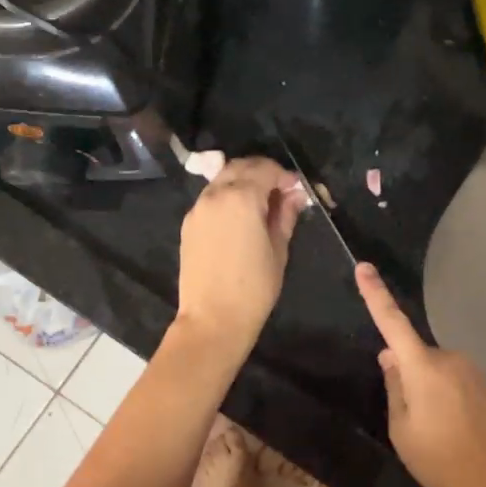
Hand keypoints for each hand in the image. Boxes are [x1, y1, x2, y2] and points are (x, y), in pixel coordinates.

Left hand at [175, 157, 303, 351]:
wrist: (212, 319)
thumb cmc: (254, 287)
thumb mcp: (279, 249)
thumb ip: (285, 215)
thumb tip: (295, 196)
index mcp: (242, 197)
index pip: (265, 169)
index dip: (284, 176)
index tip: (296, 190)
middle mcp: (216, 194)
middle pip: (240, 167)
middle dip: (262, 173)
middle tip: (280, 193)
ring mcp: (198, 208)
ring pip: (222, 179)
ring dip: (243, 183)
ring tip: (261, 206)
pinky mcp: (188, 224)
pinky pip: (211, 198)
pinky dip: (227, 197)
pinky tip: (240, 219)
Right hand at [355, 263, 485, 486]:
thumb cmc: (444, 460)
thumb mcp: (403, 432)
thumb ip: (394, 389)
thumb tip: (390, 357)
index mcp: (423, 368)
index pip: (392, 324)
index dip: (376, 295)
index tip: (363, 267)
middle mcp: (449, 359)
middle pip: (416, 359)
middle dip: (409, 381)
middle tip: (413, 425)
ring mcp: (472, 371)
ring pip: (436, 374)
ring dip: (431, 396)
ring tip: (438, 438)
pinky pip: (455, 385)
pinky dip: (449, 404)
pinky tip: (457, 436)